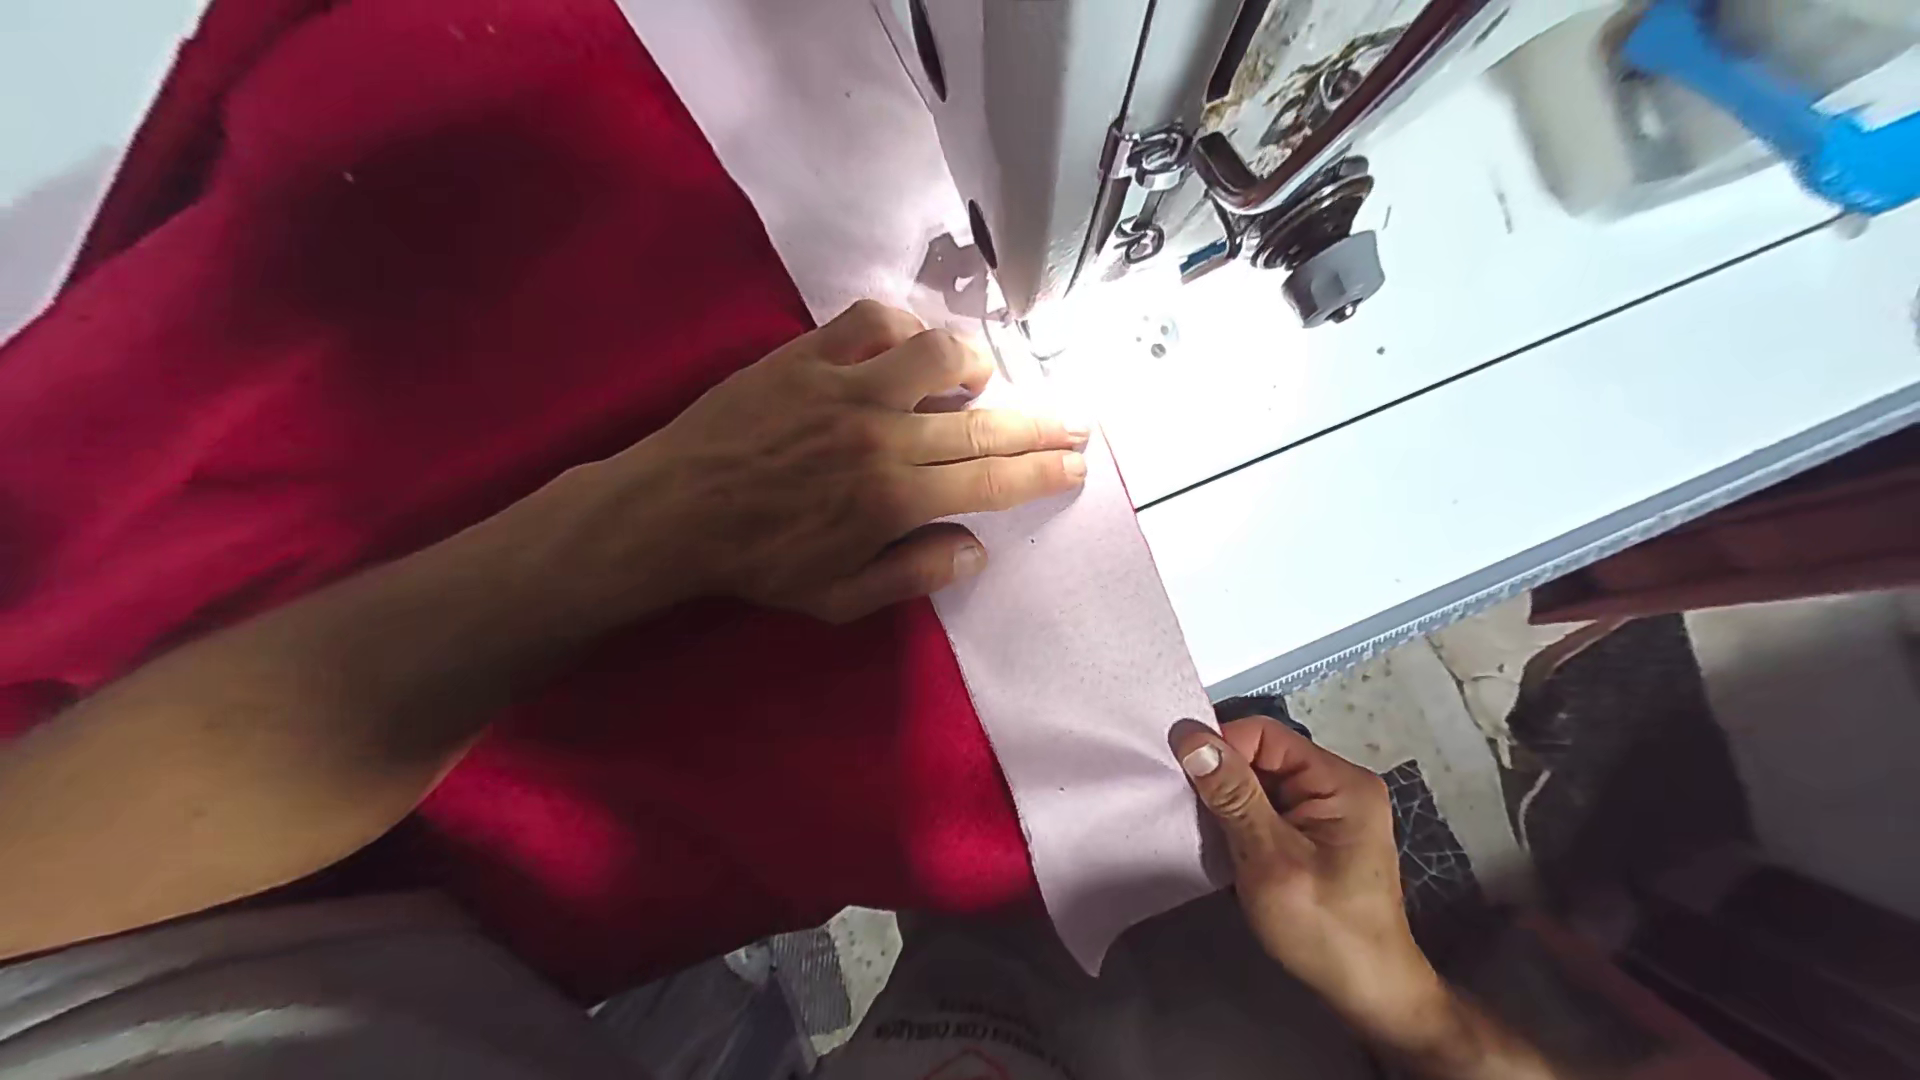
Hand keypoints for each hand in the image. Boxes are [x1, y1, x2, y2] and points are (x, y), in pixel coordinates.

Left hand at [576, 301, 1087, 621]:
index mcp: (892, 502)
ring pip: (938, 355)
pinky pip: (872, 321)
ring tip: (982, 383)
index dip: (1043, 472)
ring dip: (976, 366)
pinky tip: (909, 348)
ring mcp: (844, 389)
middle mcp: (881, 438)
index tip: (1077, 462)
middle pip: (984, 425)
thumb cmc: (759, 563)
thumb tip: (974, 550)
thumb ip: (913, 575)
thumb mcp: (838, 599)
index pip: (991, 482)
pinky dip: (905, 327)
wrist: (673, 511)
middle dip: (1041, 424)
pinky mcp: (806, 357)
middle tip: (1076, 421)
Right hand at [1168, 717, 1442, 1037]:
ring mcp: (1325, 806)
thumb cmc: (1323, 929)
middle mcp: (1335, 783)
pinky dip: (1238, 816)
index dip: (1219, 749)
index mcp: (1339, 781)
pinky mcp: (1312, 827)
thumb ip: (1232, 794)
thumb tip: (1189, 735)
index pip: (1262, 735)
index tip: (1187, 781)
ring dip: (1227, 799)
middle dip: (1222, 777)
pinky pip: (1263, 801)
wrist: (1367, 998)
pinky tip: (1228, 838)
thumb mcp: (1270, 859)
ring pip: (1256, 778)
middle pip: (1258, 753)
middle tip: (1196, 811)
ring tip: (1211, 828)